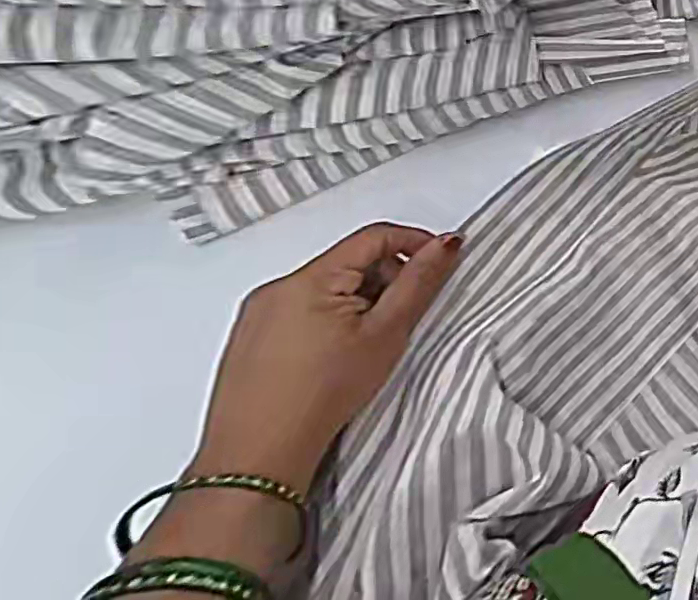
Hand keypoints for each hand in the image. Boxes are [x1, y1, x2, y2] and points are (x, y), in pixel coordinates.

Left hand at [192, 223, 461, 490]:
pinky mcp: (250, 338)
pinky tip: (343, 350)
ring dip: (365, 297)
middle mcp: (276, 288)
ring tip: (373, 338)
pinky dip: (337, 315)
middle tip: (404, 314)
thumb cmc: (326, 391)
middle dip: (389, 277)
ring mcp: (257, 314)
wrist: (257, 460)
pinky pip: (307, 306)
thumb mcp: (388, 330)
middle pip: (353, 260)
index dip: (416, 242)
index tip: (441, 264)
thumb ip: (421, 280)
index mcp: (307, 280)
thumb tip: (447, 242)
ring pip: (332, 284)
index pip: (375, 237)